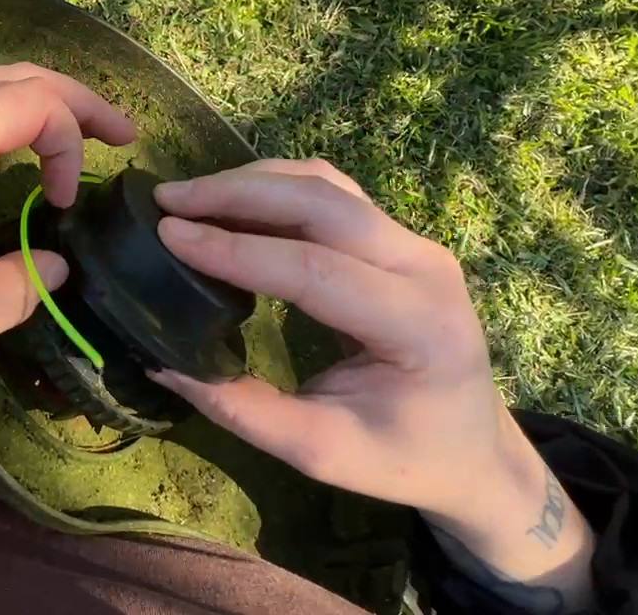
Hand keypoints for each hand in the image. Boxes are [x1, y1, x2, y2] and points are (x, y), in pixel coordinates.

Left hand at [0, 63, 135, 471]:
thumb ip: (14, 292)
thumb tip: (59, 265)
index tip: (70, 200)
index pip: (35, 104)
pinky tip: (14, 145)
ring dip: (39, 101)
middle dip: (77, 98)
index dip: (74, 141)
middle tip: (120, 132)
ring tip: (78, 135)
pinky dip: (4, 110)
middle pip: (17, 75)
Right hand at [147, 159, 594, 608]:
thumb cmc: (405, 456)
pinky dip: (270, 185)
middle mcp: (424, 268)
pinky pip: (325, 189)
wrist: (476, 446)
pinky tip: (228, 200)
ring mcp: (412, 242)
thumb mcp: (321, 452)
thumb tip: (160, 363)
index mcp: (419, 329)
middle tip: (168, 199)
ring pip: (321, 183)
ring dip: (249, 181)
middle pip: (320, 202)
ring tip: (187, 196)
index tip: (167, 234)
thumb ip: (241, 409)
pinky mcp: (392, 233)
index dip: (235, 249)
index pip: (315, 270)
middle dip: (235, 192)